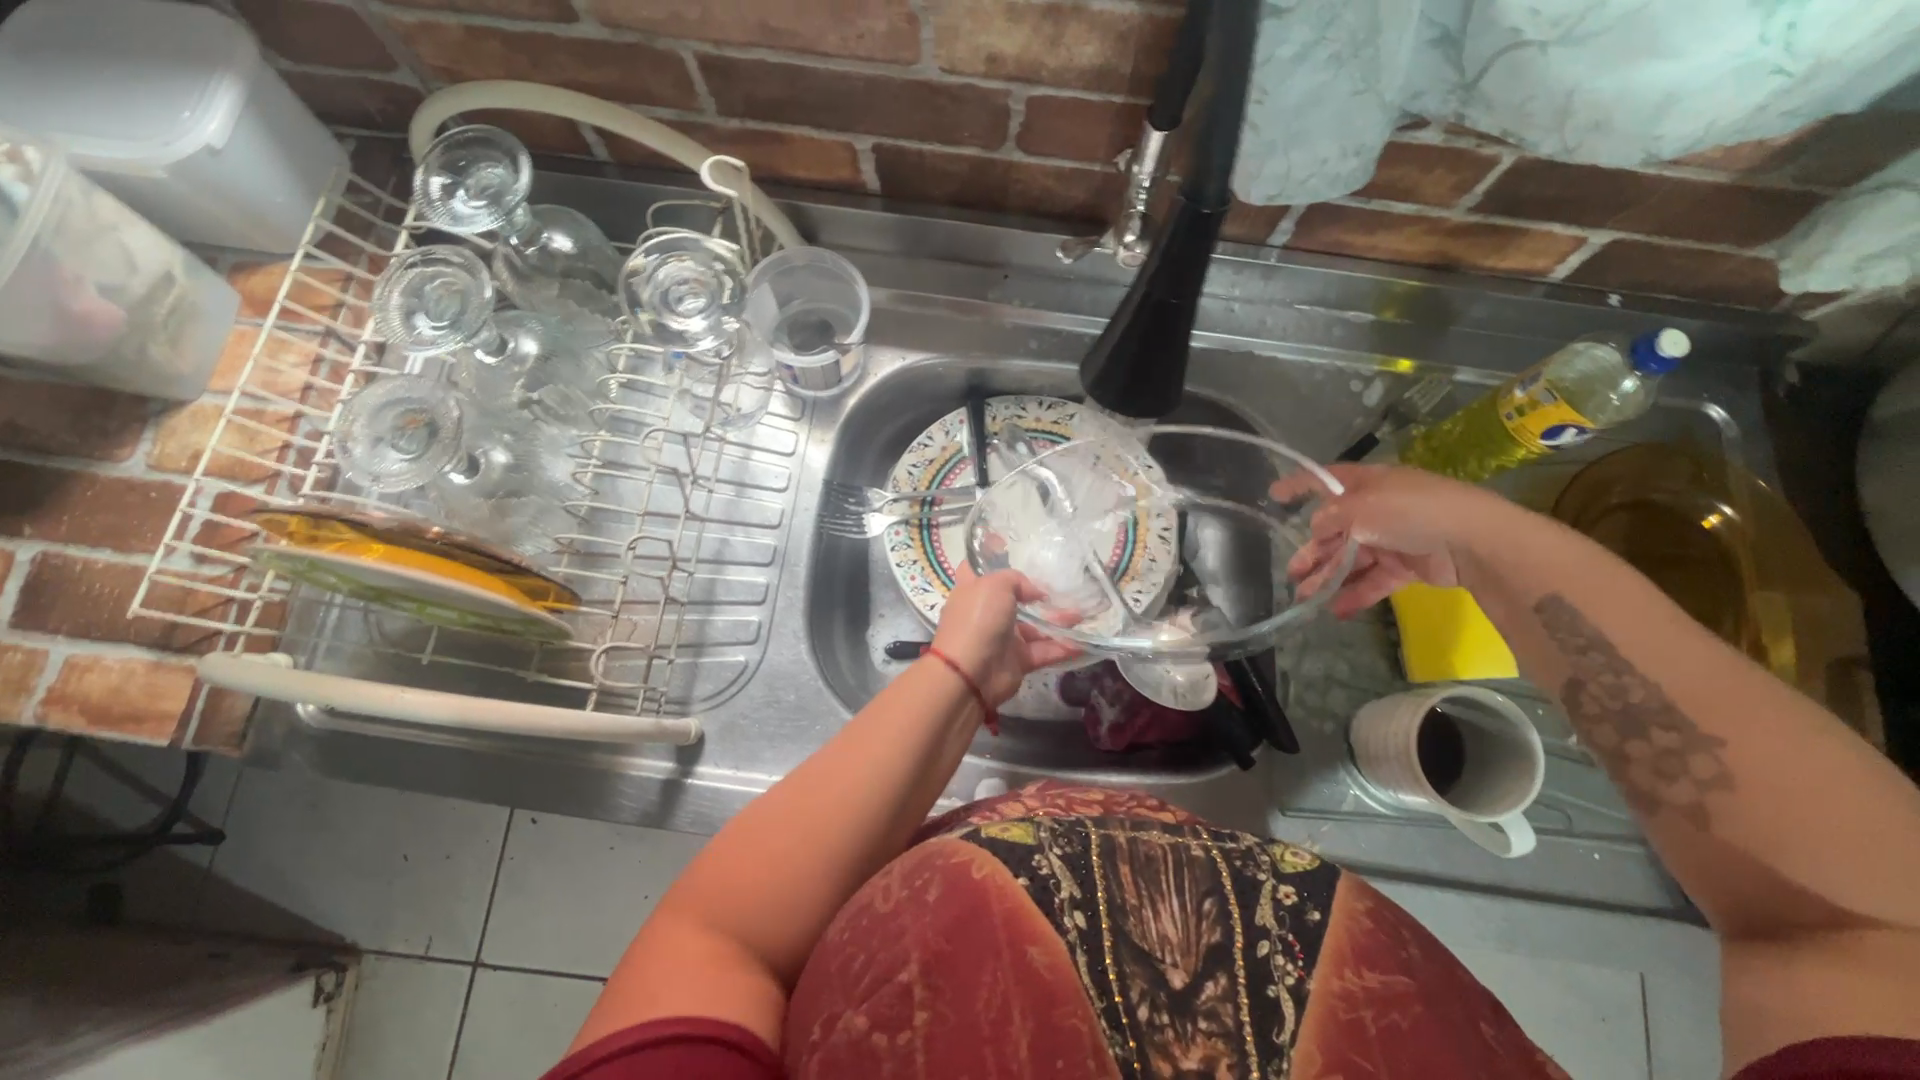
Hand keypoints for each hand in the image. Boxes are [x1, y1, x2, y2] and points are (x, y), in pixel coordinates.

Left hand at [930, 566, 1082, 704]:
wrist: (970, 673)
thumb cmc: (978, 619)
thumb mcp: (995, 585)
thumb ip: (1018, 580)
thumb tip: (1037, 593)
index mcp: (973, 591)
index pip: (976, 569)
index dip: (989, 557)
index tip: (1008, 547)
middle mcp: (986, 613)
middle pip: (1014, 599)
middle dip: (1038, 594)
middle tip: (1066, 586)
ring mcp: (1002, 638)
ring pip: (1034, 626)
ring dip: (1058, 621)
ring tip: (1083, 614)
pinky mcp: (1017, 661)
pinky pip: (1044, 650)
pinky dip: (1062, 647)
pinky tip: (1083, 640)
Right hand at [1277, 464, 1513, 618]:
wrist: (1472, 541)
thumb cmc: (1412, 511)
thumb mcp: (1362, 507)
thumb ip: (1332, 517)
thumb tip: (1316, 528)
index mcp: (1368, 485)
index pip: (1327, 480)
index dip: (1300, 485)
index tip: (1274, 495)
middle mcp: (1377, 509)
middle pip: (1336, 530)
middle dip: (1313, 552)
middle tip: (1292, 573)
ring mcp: (1392, 539)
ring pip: (1352, 560)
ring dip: (1328, 578)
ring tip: (1306, 598)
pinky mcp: (1406, 567)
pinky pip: (1373, 581)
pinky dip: (1355, 594)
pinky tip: (1336, 609)